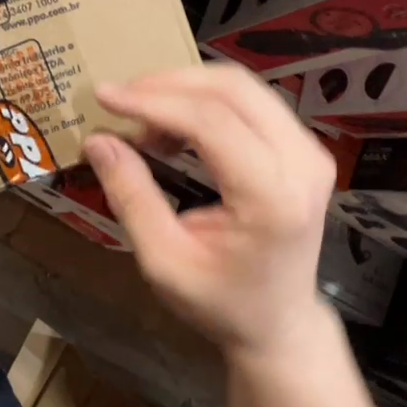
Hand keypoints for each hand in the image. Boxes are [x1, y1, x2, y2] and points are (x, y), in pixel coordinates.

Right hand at [81, 65, 334, 362]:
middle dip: (166, 84)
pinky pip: (249, 101)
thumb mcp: (162, 260)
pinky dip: (201, 101)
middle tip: (118, 99)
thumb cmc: (219, 300)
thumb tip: (97, 141)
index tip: (103, 96)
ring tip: (140, 118)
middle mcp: (301, 163)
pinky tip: (169, 125)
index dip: (152, 102)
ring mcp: (309, 151)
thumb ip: (132, 197)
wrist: (279, 322)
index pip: (211, 123)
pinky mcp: (302, 147)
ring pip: (241, 86)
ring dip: (183, 89)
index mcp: (271, 198)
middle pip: (231, 90)